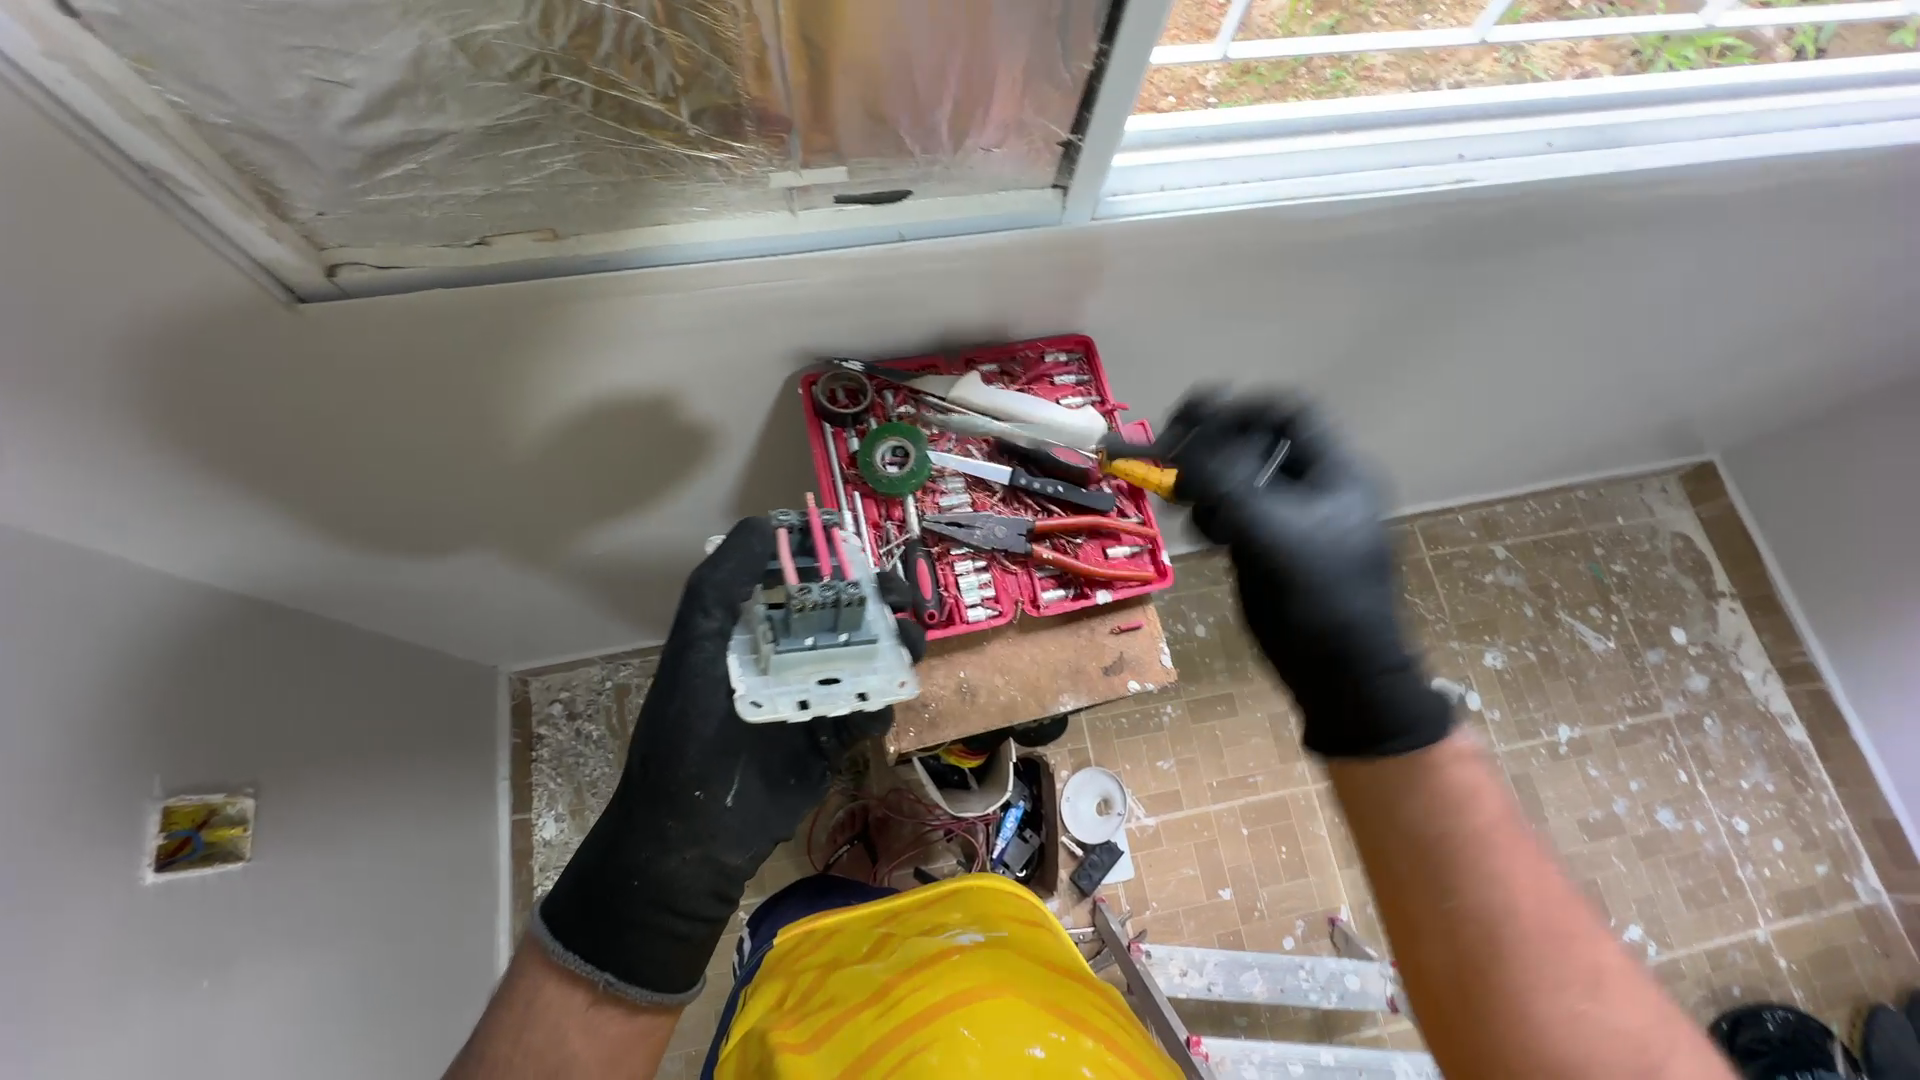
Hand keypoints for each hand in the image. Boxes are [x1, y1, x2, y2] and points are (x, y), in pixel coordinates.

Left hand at [534, 516, 925, 1004]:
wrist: (690, 831)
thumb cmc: (687, 726)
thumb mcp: (696, 640)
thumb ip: (724, 579)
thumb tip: (772, 521)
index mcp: (751, 627)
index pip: (797, 576)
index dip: (830, 556)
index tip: (858, 544)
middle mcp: (785, 656)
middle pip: (844, 615)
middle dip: (878, 600)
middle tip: (904, 596)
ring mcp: (811, 698)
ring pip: (867, 660)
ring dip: (893, 646)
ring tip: (908, 642)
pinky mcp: (831, 740)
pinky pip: (868, 712)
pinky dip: (878, 704)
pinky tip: (872, 706)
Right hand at [1161, 391, 1451, 757]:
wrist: (1337, 672)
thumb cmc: (1320, 599)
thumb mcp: (1271, 533)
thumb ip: (1222, 483)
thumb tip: (1172, 442)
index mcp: (1334, 473)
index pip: (1287, 415)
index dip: (1238, 411)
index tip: (1189, 424)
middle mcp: (1312, 487)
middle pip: (1252, 444)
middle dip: (1209, 450)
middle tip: (1166, 455)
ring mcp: (1286, 518)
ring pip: (1233, 480)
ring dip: (1203, 484)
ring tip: (1181, 500)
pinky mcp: (1264, 546)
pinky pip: (1229, 513)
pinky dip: (1208, 515)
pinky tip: (1204, 533)